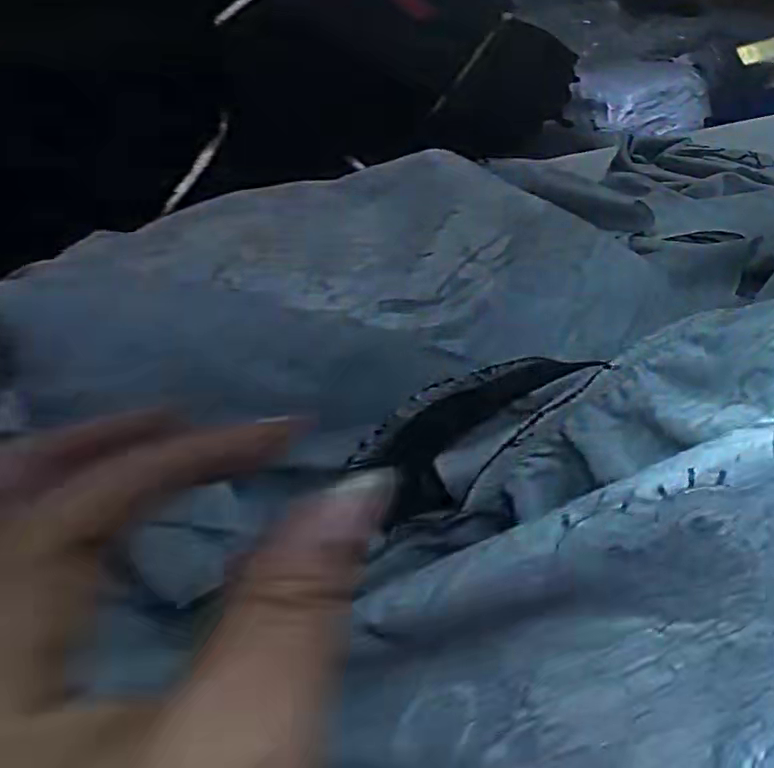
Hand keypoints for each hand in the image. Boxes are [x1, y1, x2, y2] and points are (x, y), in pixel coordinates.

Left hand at [0, 411, 388, 767]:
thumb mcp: (241, 736)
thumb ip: (297, 603)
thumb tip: (362, 485)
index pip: (57, 526)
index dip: (176, 458)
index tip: (287, 434)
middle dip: (71, 455)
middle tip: (180, 416)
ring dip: (37, 499)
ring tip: (125, 458)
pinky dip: (34, 556)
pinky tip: (81, 555)